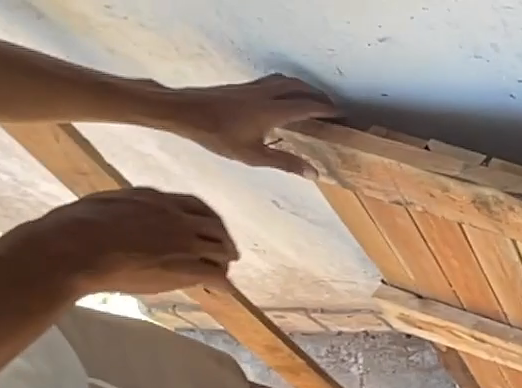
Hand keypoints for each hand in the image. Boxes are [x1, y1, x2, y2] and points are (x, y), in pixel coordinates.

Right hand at [0, 188, 237, 296]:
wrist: (71, 250)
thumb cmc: (71, 229)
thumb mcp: (104, 204)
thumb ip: (128, 209)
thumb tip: (132, 218)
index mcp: (153, 198)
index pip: (194, 205)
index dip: (206, 220)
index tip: (208, 230)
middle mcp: (176, 216)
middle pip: (216, 227)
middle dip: (223, 241)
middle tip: (225, 255)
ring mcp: (186, 241)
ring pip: (222, 251)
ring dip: (223, 263)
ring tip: (221, 273)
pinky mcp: (189, 266)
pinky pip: (218, 276)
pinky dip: (224, 284)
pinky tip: (223, 291)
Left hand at [159, 74, 340, 173]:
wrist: (181, 112)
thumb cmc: (217, 135)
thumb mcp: (254, 156)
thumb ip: (286, 163)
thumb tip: (314, 173)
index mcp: (271, 111)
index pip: (306, 106)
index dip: (325, 109)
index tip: (340, 113)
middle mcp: (263, 95)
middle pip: (296, 86)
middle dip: (316, 94)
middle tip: (330, 105)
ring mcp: (250, 88)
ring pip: (282, 80)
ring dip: (301, 87)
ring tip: (311, 98)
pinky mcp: (240, 88)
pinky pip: (270, 82)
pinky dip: (285, 87)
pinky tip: (283, 98)